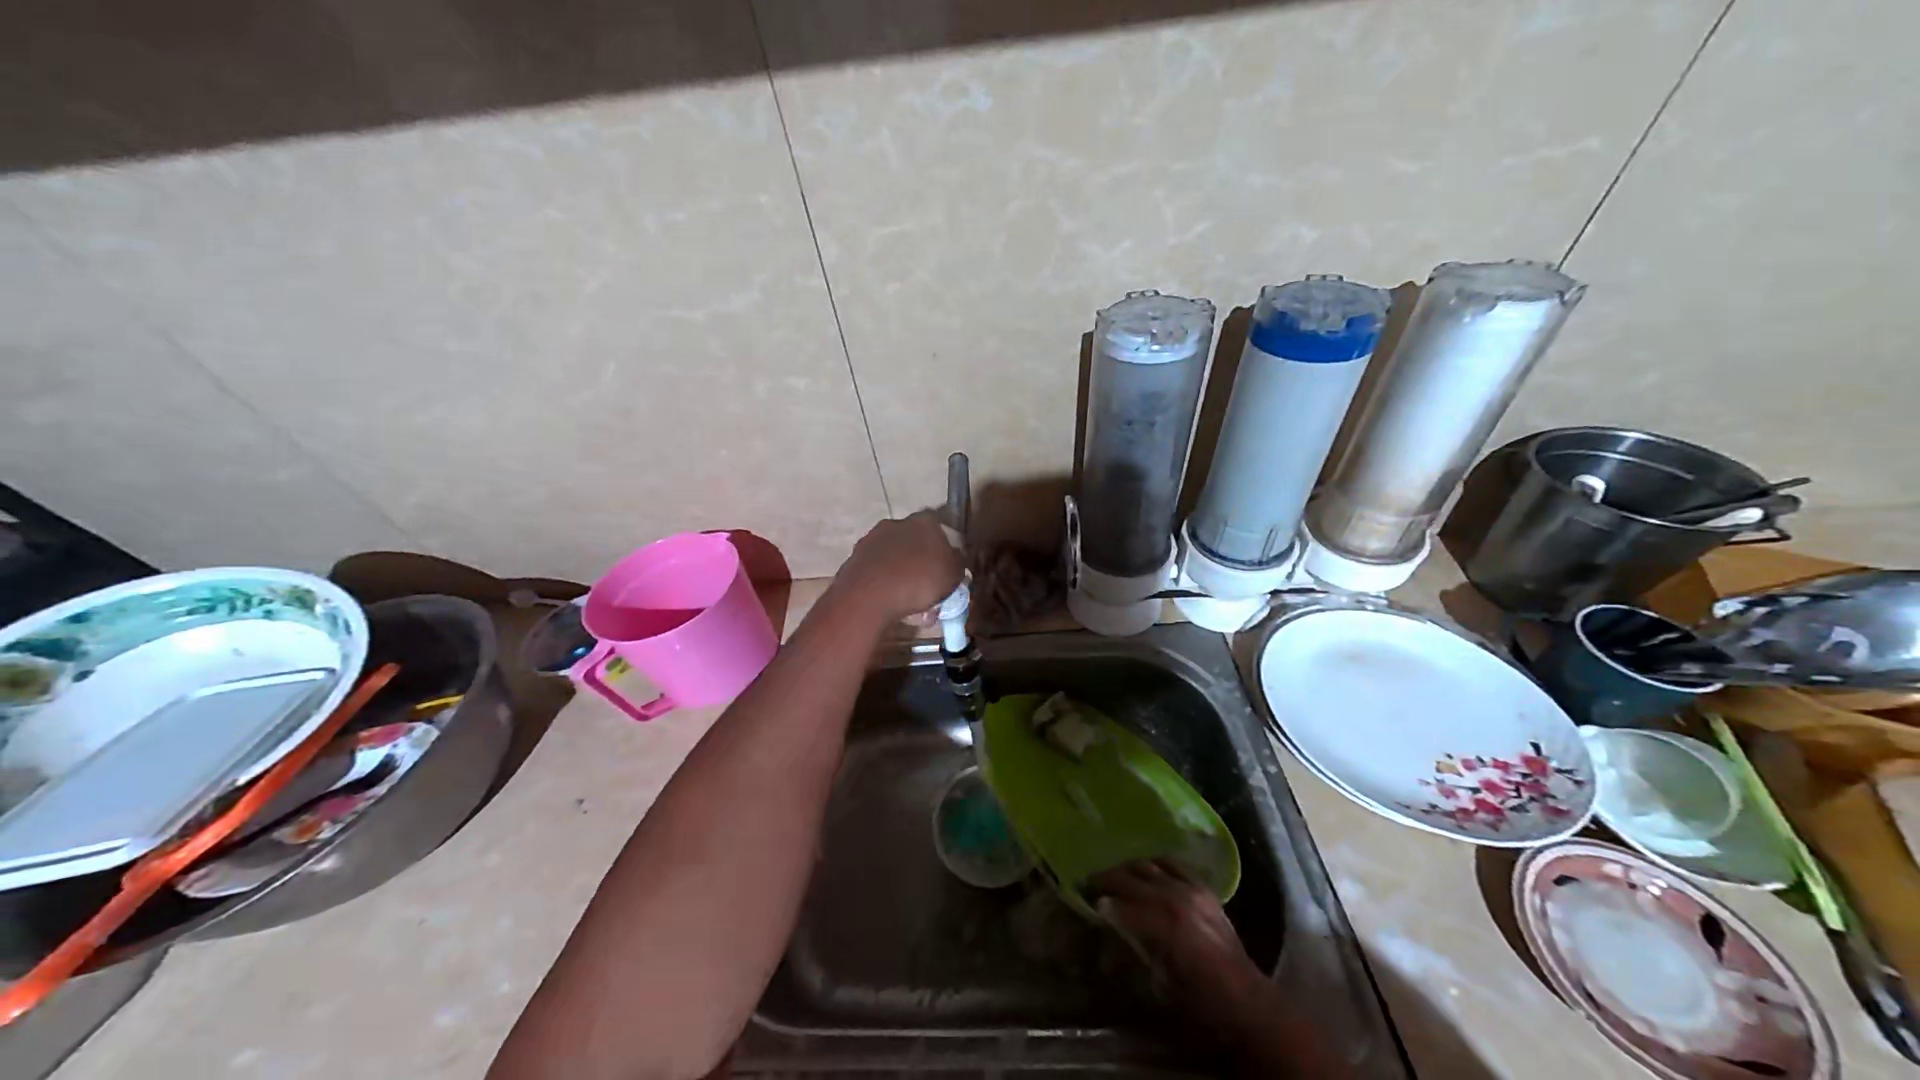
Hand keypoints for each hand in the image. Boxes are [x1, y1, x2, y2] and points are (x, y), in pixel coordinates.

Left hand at [831, 512, 964, 622]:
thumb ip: (957, 564)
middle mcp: (896, 524)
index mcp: (923, 522)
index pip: (940, 528)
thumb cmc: (919, 580)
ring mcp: (871, 540)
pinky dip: (884, 583)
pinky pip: (876, 572)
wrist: (869, 595)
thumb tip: (956, 559)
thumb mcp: (953, 575)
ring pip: (894, 557)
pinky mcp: (854, 559)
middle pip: (914, 542)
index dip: (945, 548)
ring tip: (910, 601)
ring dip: (902, 574)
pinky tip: (890, 603)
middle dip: (921, 561)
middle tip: (929, 586)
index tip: (948, 568)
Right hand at [1089, 859, 1265, 1020]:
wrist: (1246, 999)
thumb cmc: (1200, 1000)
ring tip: (1114, 876)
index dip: (1099, 901)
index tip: (1082, 898)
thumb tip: (1109, 932)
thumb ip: (1134, 949)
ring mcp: (1191, 889)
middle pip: (1130, 877)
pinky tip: (1147, 871)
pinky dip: (1155, 864)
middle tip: (1089, 882)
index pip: (1119, 904)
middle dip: (1106, 878)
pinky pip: (1173, 864)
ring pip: (1149, 865)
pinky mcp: (1204, 888)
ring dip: (1128, 868)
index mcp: (1163, 925)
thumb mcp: (1160, 982)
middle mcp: (1175, 898)